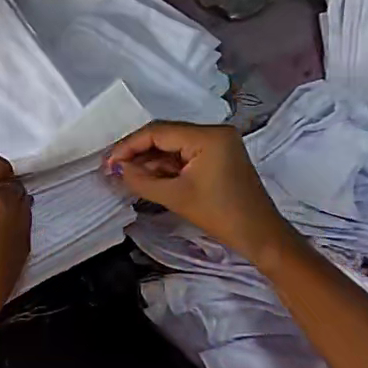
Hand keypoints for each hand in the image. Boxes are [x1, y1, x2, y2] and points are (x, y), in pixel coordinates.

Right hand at [105, 121, 291, 261]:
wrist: (260, 235)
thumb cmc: (220, 215)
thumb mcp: (175, 197)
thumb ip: (141, 180)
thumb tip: (117, 169)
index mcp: (207, 136)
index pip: (158, 132)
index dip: (128, 146)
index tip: (108, 163)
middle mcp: (213, 132)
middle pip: (164, 136)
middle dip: (136, 152)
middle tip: (112, 169)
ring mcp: (217, 144)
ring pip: (172, 147)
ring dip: (148, 161)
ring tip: (124, 175)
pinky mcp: (216, 157)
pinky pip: (183, 156)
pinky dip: (164, 167)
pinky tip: (145, 178)